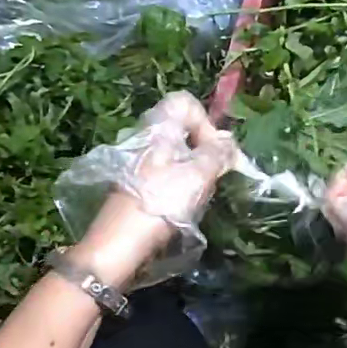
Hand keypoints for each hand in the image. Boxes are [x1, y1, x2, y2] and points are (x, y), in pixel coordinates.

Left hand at [72, 92, 235, 286]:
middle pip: (182, 129)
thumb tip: (229, 142)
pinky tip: (181, 207)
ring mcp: (138, 163)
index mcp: (157, 128)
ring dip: (194, 171)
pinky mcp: (135, 185)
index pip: (185, 102)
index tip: (214, 151)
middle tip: (212, 177)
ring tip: (198, 196)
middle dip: (204, 150)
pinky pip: (165, 174)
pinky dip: (179, 184)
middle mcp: (144, 139)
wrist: (117, 245)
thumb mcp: (197, 176)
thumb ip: (218, 154)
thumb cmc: (159, 204)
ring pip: (176, 154)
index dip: (206, 122)